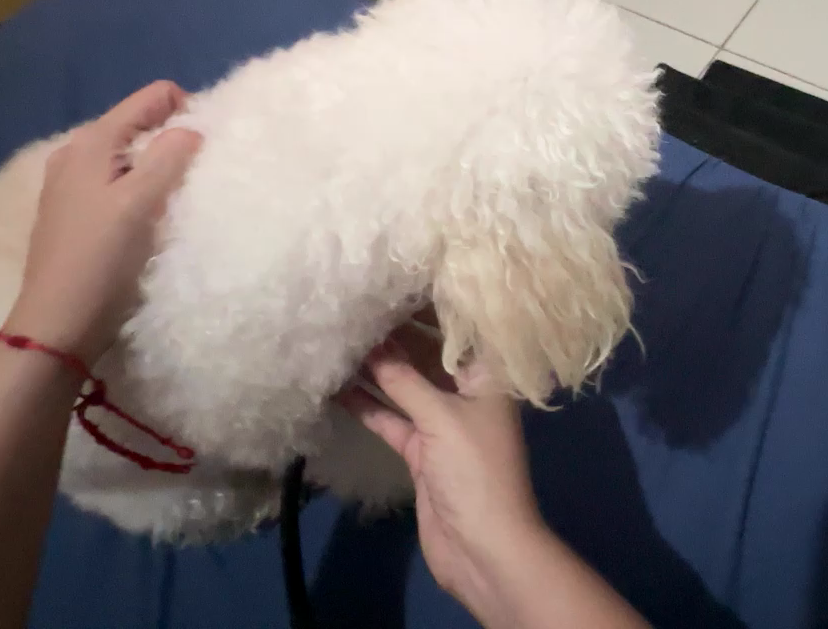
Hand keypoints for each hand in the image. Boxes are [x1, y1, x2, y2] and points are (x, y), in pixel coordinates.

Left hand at [2, 81, 201, 364]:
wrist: (59, 322)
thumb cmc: (102, 257)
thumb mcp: (142, 201)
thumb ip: (170, 155)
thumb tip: (192, 129)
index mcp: (92, 143)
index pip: (152, 97)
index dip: (186, 110)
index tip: (204, 146)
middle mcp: (78, 154)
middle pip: (142, 123)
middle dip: (175, 137)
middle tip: (196, 172)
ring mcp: (75, 183)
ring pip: (135, 152)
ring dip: (162, 164)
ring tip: (180, 194)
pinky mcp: (80, 210)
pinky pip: (124, 177)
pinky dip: (146, 184)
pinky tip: (155, 213)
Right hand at [338, 330, 546, 622]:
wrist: (482, 545)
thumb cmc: (475, 467)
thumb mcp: (441, 416)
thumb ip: (405, 379)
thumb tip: (373, 341)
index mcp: (489, 374)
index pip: (461, 329)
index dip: (433, 307)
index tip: (400, 282)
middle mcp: (468, 390)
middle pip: (431, 355)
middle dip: (399, 335)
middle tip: (360, 306)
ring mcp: (443, 420)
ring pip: (407, 385)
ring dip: (378, 369)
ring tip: (342, 339)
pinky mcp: (421, 448)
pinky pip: (392, 417)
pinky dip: (370, 405)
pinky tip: (339, 387)